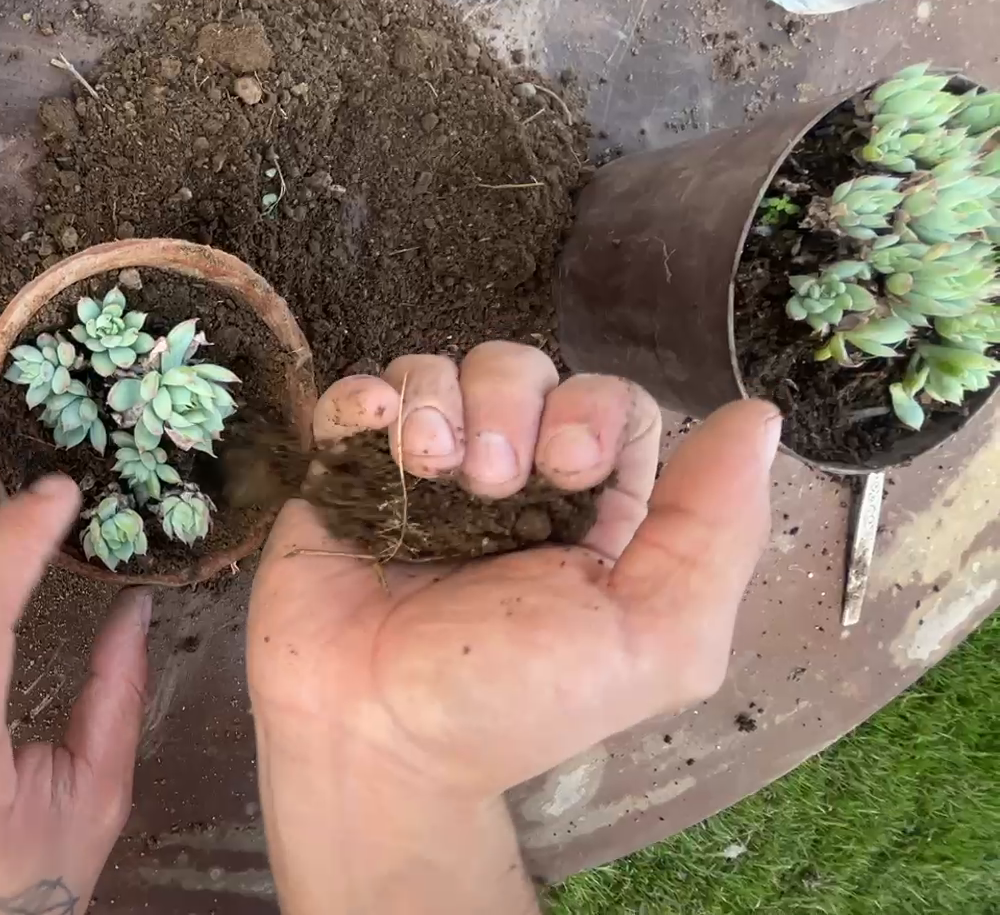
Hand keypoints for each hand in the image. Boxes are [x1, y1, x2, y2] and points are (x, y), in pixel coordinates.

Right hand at [248, 344, 780, 913]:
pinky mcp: (340, 470)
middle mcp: (495, 474)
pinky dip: (364, 394)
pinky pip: (351, 397)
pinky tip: (377, 423)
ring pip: (431, 371)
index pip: (603, 401)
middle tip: (489, 483)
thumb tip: (755, 416)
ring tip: (427, 470)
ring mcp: (411, 470)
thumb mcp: (651, 638)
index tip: (566, 471)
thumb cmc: (510, 697)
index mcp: (580, 508)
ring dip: (435, 402)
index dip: (588, 411)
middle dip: (506, 405)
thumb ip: (713, 531)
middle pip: (513, 369)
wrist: (371, 727)